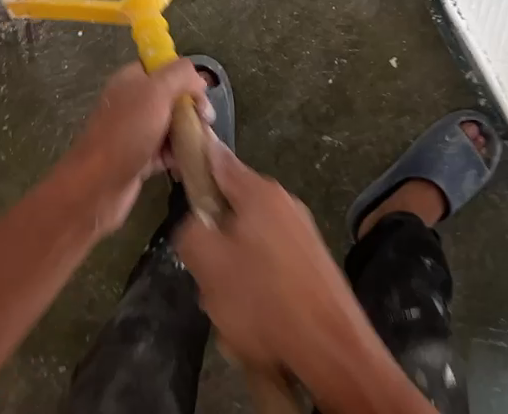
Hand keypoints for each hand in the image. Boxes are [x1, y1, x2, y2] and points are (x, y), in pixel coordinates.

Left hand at [61, 61, 209, 233]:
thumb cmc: (127, 133)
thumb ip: (181, 74)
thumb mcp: (156, 91)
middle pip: (173, 97)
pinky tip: (192, 160)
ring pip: (173, 125)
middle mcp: (133, 102)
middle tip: (207, 121)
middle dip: (193, 107)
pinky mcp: (141, 157)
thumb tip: (200, 79)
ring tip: (204, 143)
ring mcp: (136, 131)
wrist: (97, 186)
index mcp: (132, 80)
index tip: (202, 93)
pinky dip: (181, 154)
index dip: (186, 76)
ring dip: (191, 132)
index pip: (164, 67)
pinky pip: (168, 150)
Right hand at [174, 140, 371, 372]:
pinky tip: (256, 319)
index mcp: (260, 193)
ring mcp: (300, 232)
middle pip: (232, 211)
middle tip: (207, 275)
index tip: (179, 169)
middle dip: (215, 244)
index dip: (197, 163)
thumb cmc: (263, 299)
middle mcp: (284, 203)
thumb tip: (195, 218)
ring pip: (247, 245)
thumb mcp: (209, 264)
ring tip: (232, 308)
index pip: (219, 162)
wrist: (328, 344)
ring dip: (233, 275)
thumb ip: (191, 231)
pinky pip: (268, 268)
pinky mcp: (310, 262)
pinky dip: (257, 290)